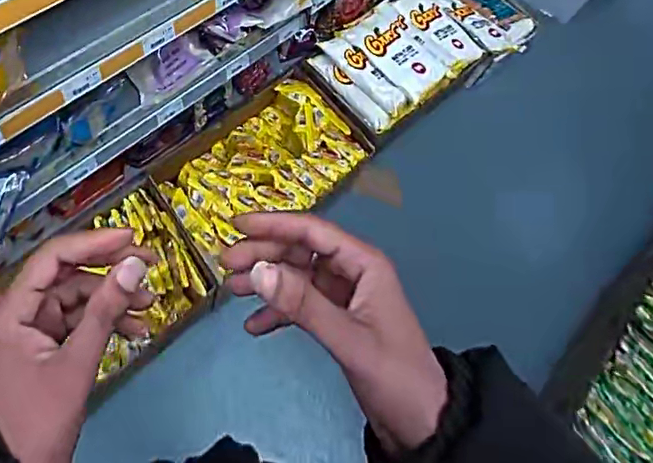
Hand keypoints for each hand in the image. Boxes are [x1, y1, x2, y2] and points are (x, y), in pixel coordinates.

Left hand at [0, 228, 157, 462]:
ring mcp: (34, 322)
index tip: (127, 238)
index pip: (55, 256)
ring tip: (147, 301)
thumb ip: (104, 312)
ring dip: (113, 297)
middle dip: (110, 269)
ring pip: (80, 294)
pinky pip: (80, 317)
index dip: (93, 242)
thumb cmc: (34, 424)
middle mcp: (21, 306)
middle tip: (147, 263)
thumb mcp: (75, 365)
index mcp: (14, 305)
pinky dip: (106, 319)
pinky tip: (134, 325)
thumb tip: (132, 266)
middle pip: (70, 272)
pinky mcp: (47, 339)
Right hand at [220, 212, 448, 455]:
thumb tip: (258, 270)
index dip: (274, 224)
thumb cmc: (397, 376)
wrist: (426, 428)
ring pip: (294, 276)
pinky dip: (277, 312)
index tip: (239, 223)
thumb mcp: (349, 339)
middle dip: (262, 254)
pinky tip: (255, 324)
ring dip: (265, 282)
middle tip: (226, 261)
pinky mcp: (335, 319)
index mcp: (362, 263)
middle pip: (298, 251)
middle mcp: (350, 272)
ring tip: (232, 288)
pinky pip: (299, 305)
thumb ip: (303, 304)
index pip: (311, 231)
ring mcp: (341, 295)